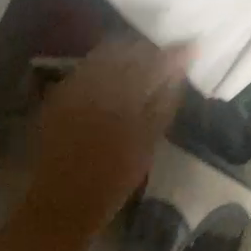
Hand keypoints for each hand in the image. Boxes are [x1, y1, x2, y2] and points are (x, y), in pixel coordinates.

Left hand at [26, 36, 190, 236]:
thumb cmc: (111, 181)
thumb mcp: (147, 145)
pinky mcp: (59, 93)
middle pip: (128, 49)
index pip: (155, 61)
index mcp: (123, 94)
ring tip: (141, 63)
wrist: (61, 203)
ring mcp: (74, 84)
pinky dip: (104, 65)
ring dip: (126, 53)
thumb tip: (178, 74)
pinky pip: (87, 67)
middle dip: (149, 50)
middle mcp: (96, 81)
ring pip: (105, 53)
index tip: (191, 47)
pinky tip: (112, 77)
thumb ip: (164, 105)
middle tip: (165, 57)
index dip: (175, 53)